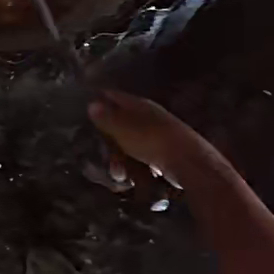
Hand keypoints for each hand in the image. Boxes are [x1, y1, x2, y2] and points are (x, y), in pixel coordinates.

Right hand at [87, 90, 231, 189]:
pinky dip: (136, 167)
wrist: (188, 161)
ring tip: (120, 175)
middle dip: (110, 143)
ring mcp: (158, 134)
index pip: (113, 96)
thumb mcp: (123, 128)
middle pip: (121, 124)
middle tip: (106, 157)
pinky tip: (134, 178)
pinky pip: (143, 157)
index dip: (99, 100)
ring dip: (122, 160)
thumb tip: (91, 104)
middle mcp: (149, 116)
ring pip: (131, 144)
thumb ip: (106, 117)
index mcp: (138, 104)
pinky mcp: (166, 152)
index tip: (86, 111)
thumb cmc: (151, 140)